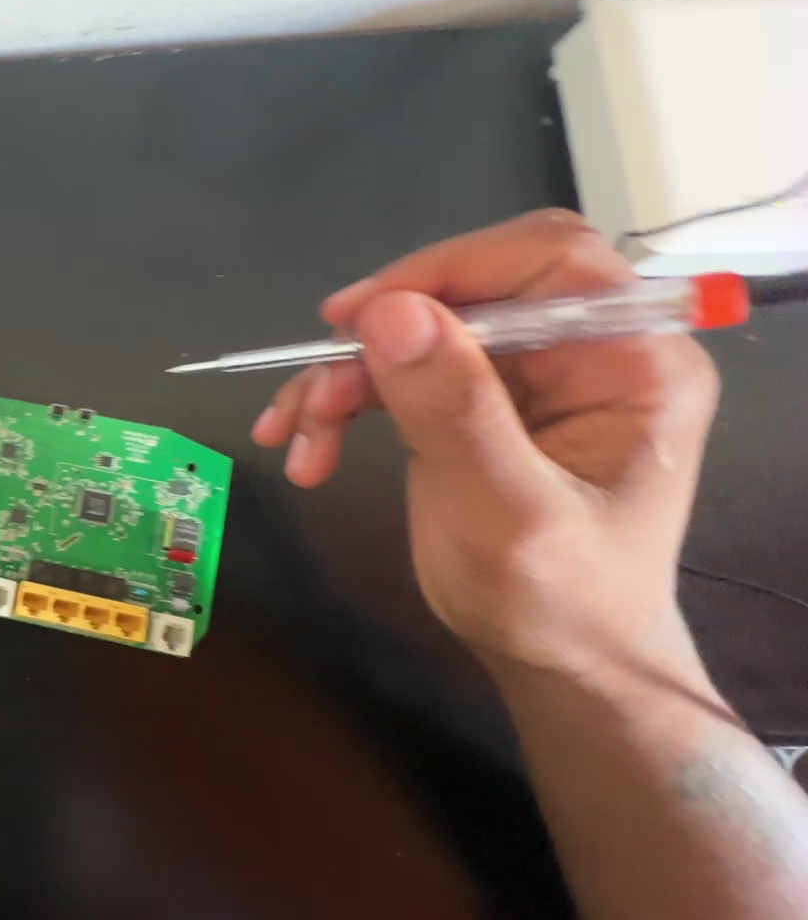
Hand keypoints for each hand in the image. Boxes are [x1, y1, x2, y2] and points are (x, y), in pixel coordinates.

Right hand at [250, 210, 718, 673]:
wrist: (551, 658)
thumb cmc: (550, 595)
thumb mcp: (499, 506)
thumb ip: (451, 407)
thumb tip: (387, 313)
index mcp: (625, 363)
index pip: (544, 261)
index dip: (444, 271)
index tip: (354, 318)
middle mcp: (574, 357)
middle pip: (457, 298)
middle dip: (371, 343)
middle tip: (312, 395)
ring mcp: (516, 382)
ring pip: (406, 339)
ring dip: (336, 385)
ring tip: (294, 440)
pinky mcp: (467, 407)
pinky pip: (389, 378)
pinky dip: (336, 408)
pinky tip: (304, 450)